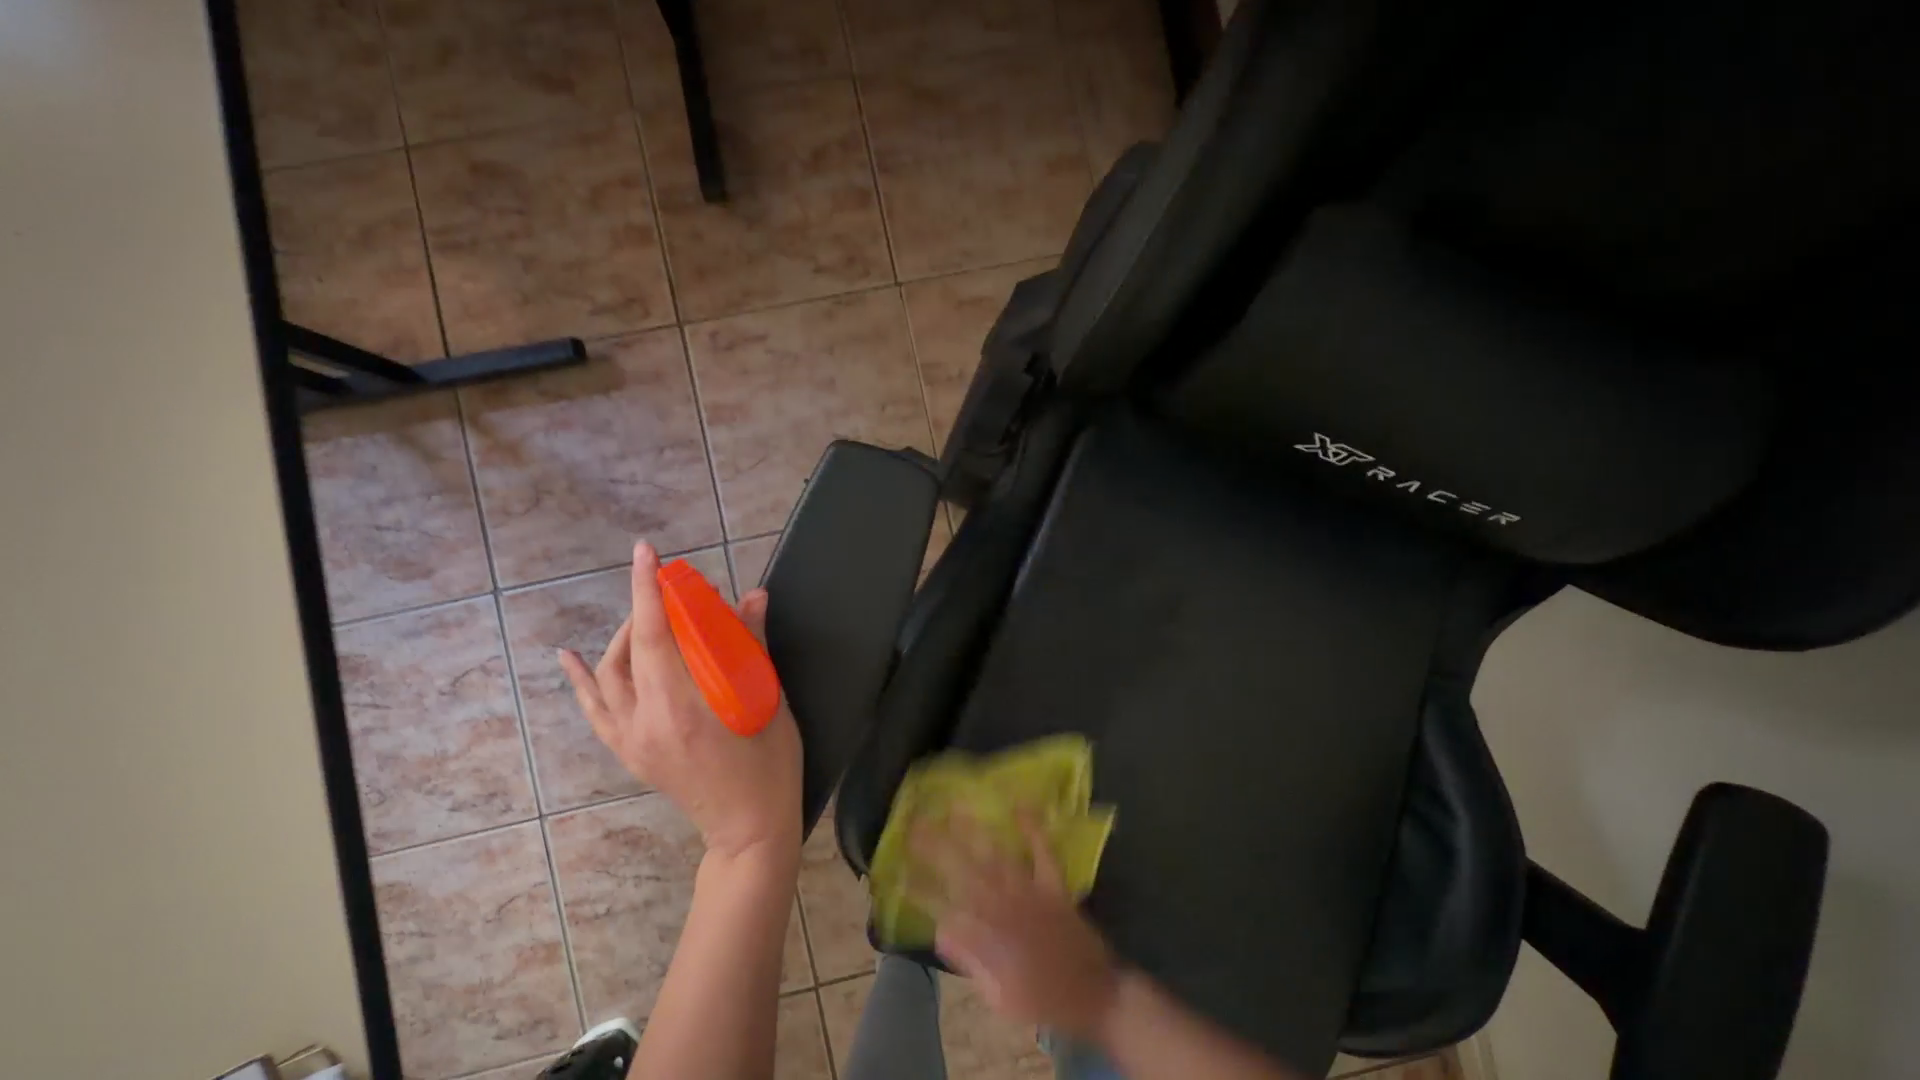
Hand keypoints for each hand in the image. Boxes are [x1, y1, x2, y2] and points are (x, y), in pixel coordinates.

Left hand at [559, 541, 802, 862]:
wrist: (748, 827)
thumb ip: (753, 647)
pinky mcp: (629, 753)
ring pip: (608, 677)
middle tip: (671, 591)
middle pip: (631, 651)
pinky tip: (570, 657)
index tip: (646, 553)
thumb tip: (753, 595)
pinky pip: (595, 711)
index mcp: (683, 709)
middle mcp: (646, 722)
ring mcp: (631, 740)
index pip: (657, 637)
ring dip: (623, 639)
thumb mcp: (769, 702)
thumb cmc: (769, 765)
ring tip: (646, 620)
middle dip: (645, 610)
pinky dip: (581, 681)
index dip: (648, 591)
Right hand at [912, 815, 1120, 1038]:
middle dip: (937, 848)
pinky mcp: (1055, 887)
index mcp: (988, 939)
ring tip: (953, 807)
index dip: (920, 888)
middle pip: (964, 873)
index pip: (944, 908)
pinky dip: (1033, 829)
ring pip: (997, 857)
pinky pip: (1043, 852)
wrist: (1096, 995)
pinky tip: (1020, 806)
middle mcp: (1005, 910)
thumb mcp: (1000, 997)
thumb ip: (972, 962)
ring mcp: (1032, 894)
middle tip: (915, 824)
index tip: (898, 871)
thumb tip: (942, 931)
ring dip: (975, 831)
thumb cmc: (1045, 1000)